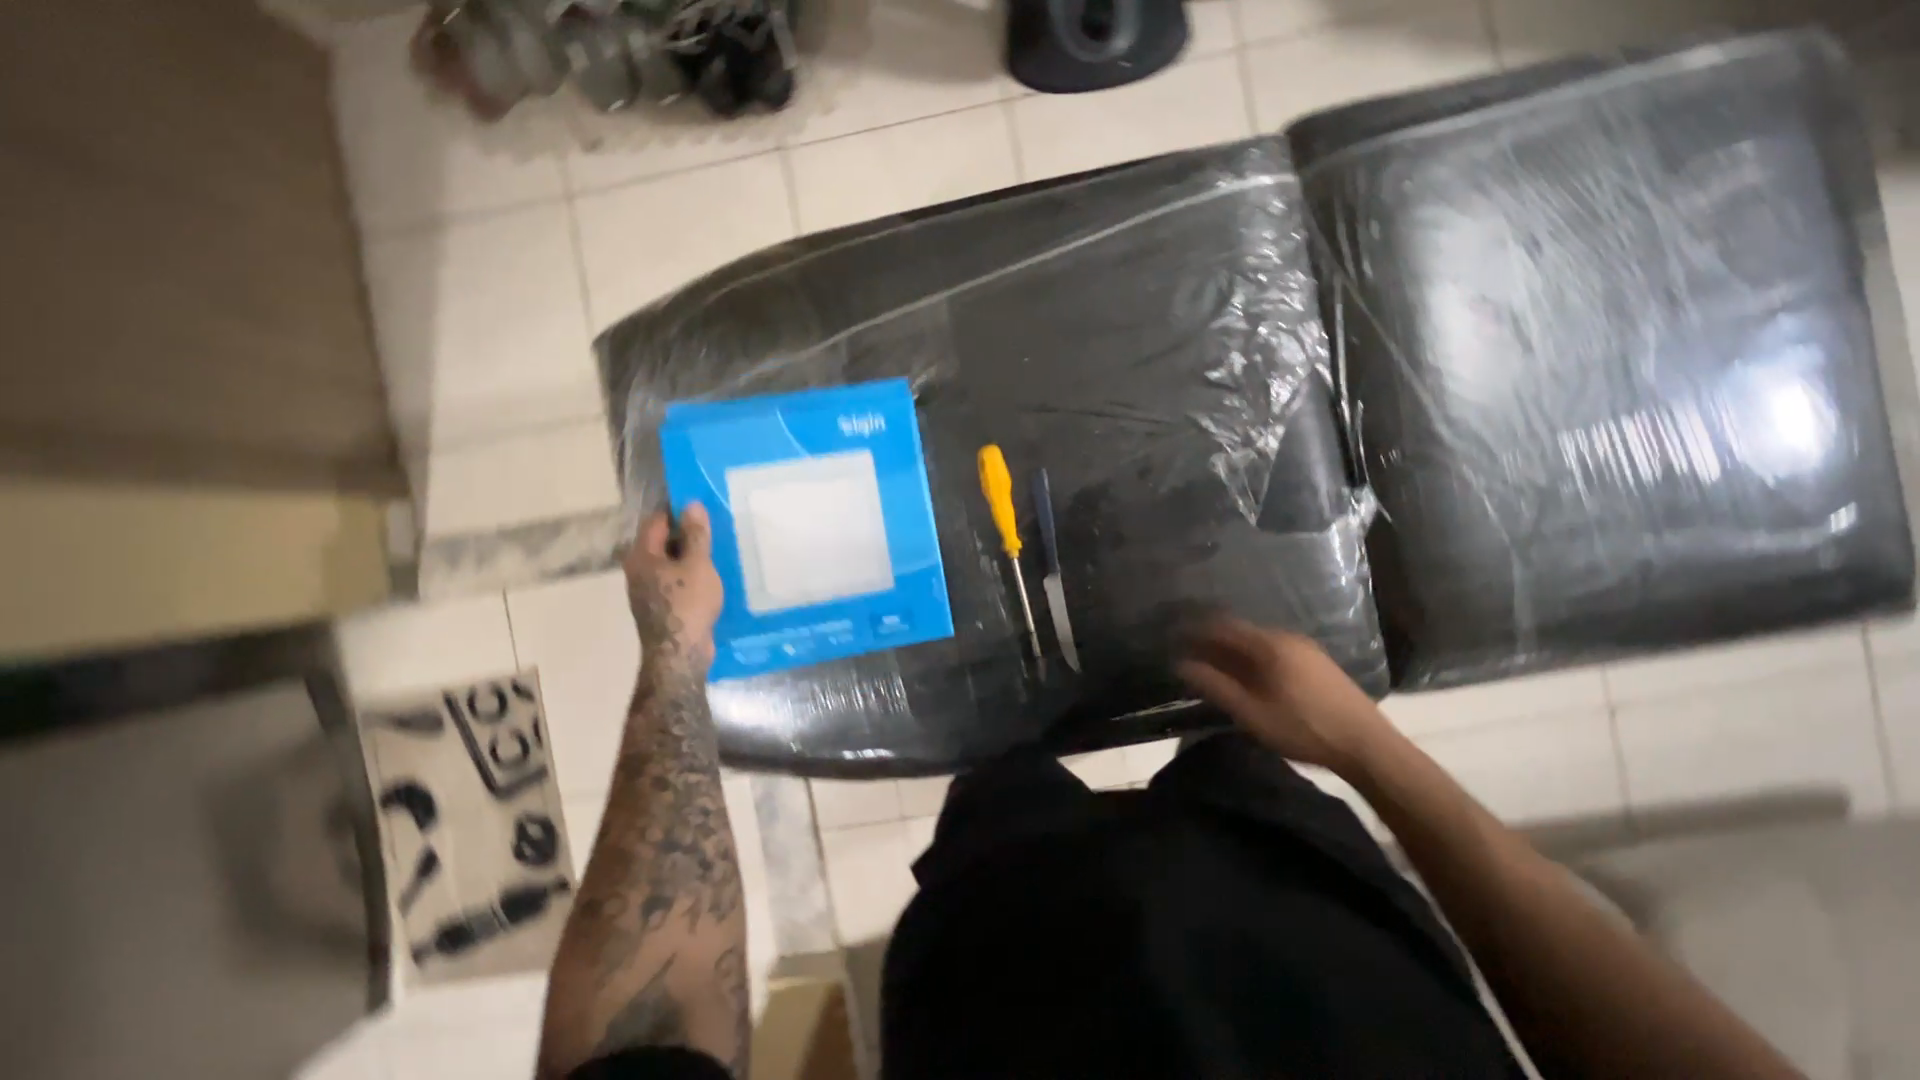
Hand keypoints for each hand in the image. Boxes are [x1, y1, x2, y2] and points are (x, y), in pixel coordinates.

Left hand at [624, 504, 723, 677]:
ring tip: (718, 553)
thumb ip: (695, 534)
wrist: (680, 655)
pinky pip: (676, 583)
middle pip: (662, 542)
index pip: (657, 520)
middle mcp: (638, 570)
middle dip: (687, 535)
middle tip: (716, 529)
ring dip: (690, 558)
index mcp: (642, 555)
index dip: (679, 511)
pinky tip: (711, 580)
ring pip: (670, 564)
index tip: (704, 508)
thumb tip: (692, 505)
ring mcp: (647, 591)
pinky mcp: (660, 608)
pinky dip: (690, 577)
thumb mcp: (697, 564)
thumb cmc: (687, 604)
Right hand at [1174, 617, 1393, 773]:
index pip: (1222, 626)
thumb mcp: (1251, 713)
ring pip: (1259, 644)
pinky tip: (1251, 682)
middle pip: (1241, 633)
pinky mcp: (1319, 664)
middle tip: (1191, 660)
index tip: (1175, 641)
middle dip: (1214, 644)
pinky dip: (1255, 661)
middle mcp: (1288, 637)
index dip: (1196, 631)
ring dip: (1235, 655)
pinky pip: (1276, 652)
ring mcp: (1307, 649)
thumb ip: (1215, 686)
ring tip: (1217, 674)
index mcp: (1269, 644)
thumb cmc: (1303, 729)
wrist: (1367, 745)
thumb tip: (1181, 665)